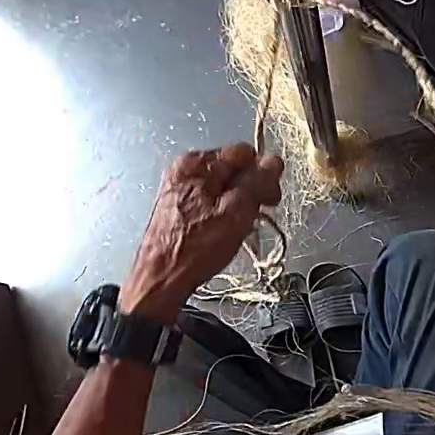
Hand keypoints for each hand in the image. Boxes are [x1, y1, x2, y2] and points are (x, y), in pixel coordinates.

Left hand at [120, 143, 282, 323]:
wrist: (161, 280)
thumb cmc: (193, 249)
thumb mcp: (236, 212)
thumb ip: (258, 183)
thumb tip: (274, 162)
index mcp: (196, 163)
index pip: (244, 154)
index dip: (263, 175)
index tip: (268, 199)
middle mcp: (185, 172)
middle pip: (234, 171)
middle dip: (250, 193)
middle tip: (252, 218)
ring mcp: (181, 191)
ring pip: (225, 190)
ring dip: (239, 208)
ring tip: (236, 231)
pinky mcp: (181, 210)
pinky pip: (213, 205)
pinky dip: (224, 217)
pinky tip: (223, 235)